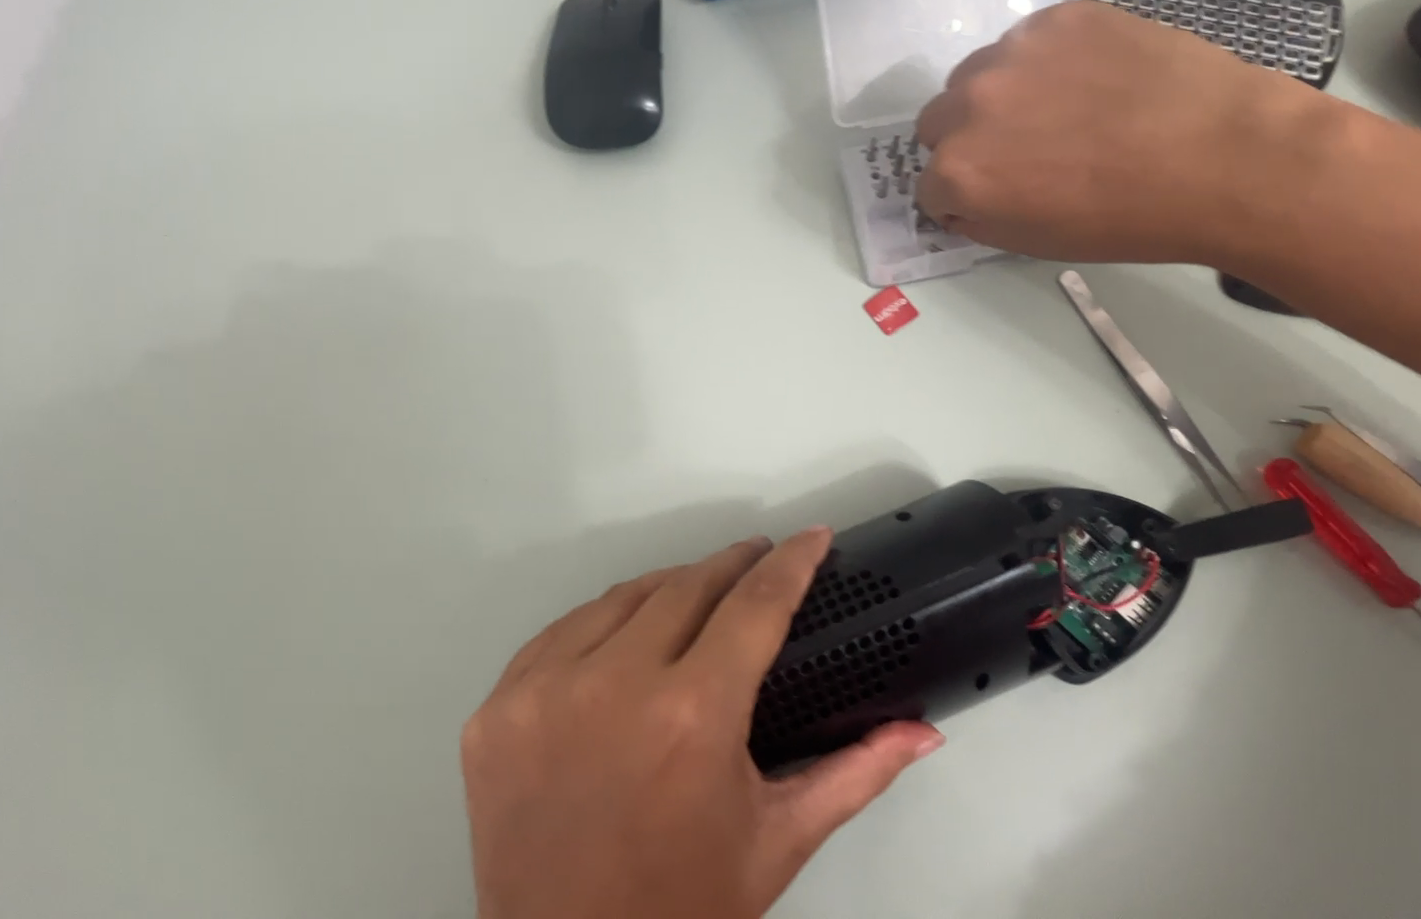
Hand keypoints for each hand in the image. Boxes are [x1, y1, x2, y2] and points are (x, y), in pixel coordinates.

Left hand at [462, 529, 943, 918]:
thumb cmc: (684, 906)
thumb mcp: (778, 841)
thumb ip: (856, 773)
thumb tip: (924, 732)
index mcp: (692, 717)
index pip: (754, 606)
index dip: (790, 564)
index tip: (811, 538)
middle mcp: (612, 689)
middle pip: (687, 587)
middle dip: (733, 565)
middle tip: (760, 559)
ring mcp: (542, 695)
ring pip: (622, 599)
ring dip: (670, 586)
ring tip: (702, 591)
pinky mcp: (496, 711)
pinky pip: (560, 634)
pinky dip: (603, 622)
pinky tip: (629, 630)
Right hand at [914, 0, 1345, 263]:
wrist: (1222, 156)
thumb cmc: (1128, 219)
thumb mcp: (1036, 242)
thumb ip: (980, 216)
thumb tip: (963, 198)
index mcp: (960, 172)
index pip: (929, 186)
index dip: (961, 196)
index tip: (995, 196)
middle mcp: (969, 108)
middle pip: (937, 123)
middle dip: (967, 141)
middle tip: (1023, 153)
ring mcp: (1013, 53)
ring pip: (975, 75)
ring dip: (998, 96)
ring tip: (1061, 111)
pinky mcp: (1059, 16)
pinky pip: (1027, 41)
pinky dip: (1044, 62)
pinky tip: (1093, 80)